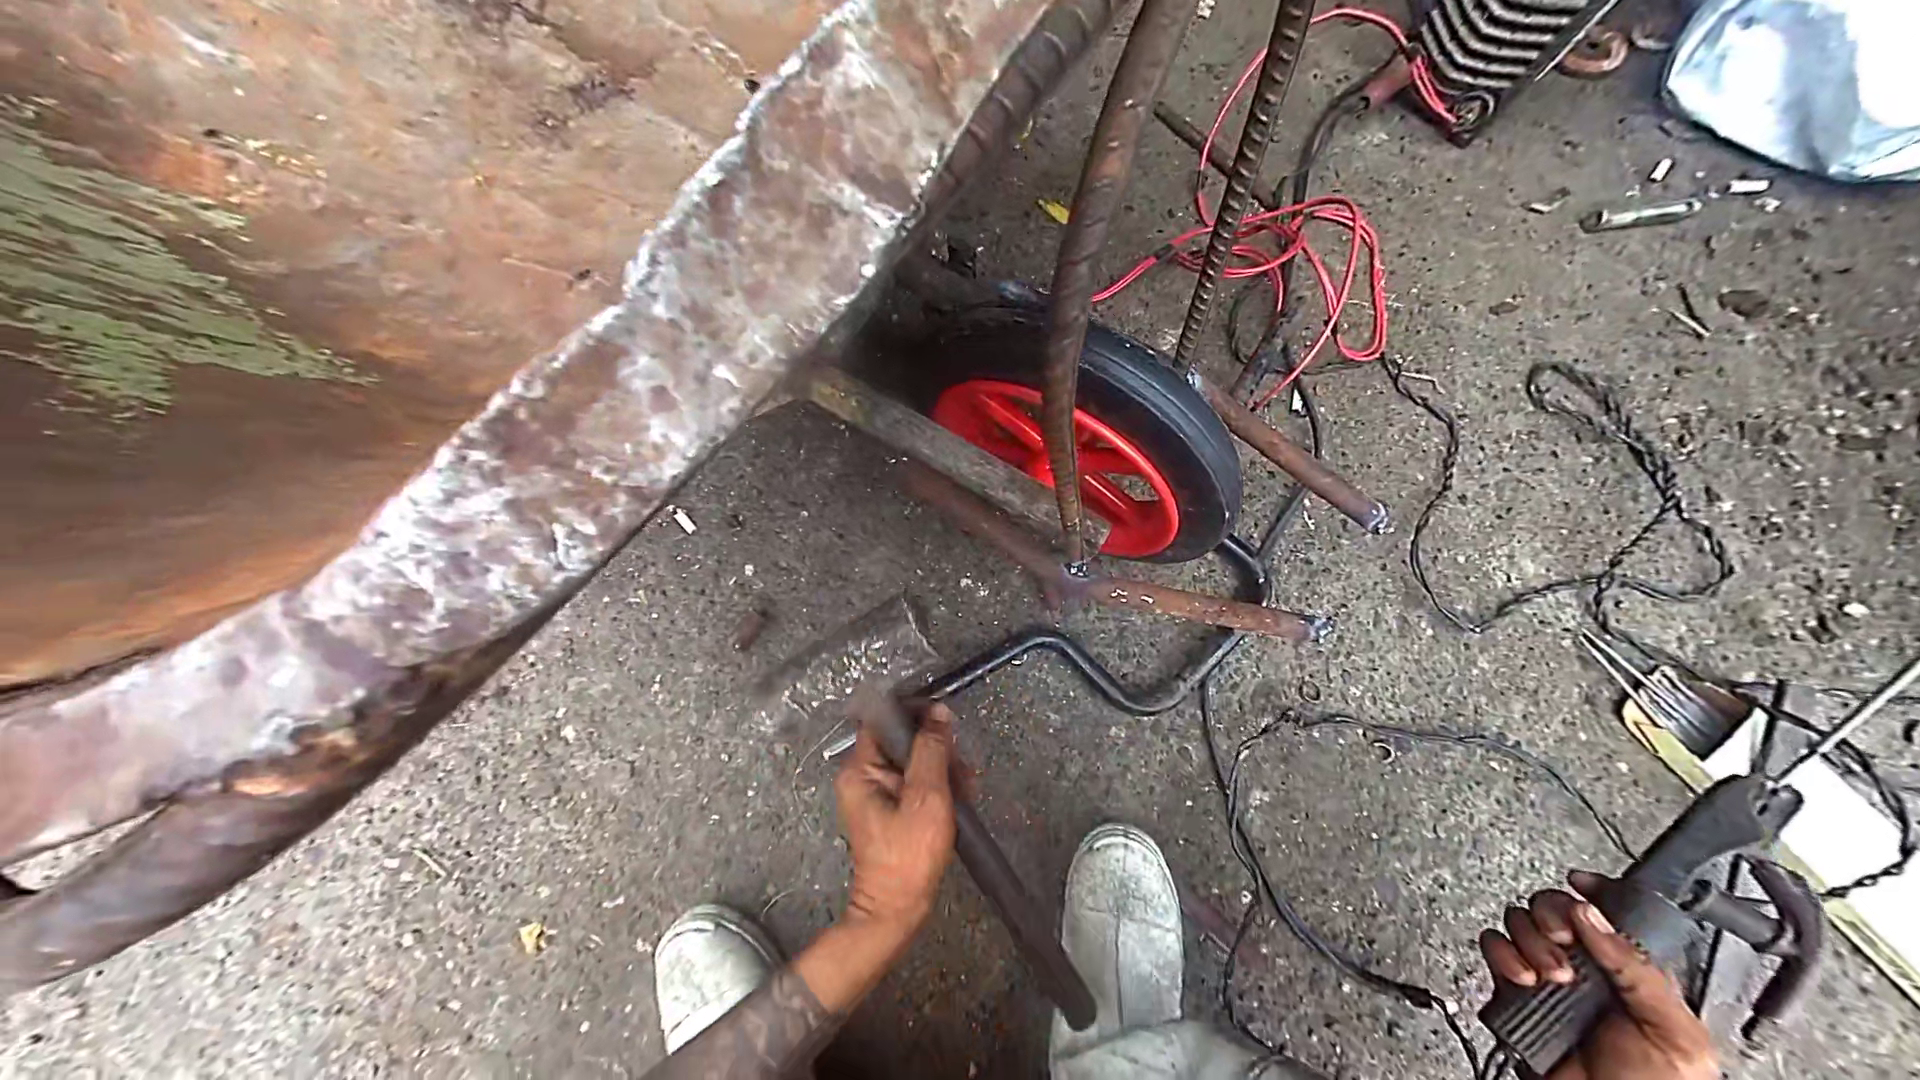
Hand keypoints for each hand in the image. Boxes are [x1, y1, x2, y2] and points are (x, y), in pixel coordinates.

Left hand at [833, 701, 958, 938]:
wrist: (899, 910)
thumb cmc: (908, 857)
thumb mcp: (926, 796)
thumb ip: (932, 750)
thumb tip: (938, 714)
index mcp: (860, 770)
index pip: (883, 721)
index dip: (913, 714)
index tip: (942, 719)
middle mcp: (862, 777)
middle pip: (902, 741)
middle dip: (935, 748)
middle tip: (960, 765)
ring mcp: (876, 794)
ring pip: (913, 761)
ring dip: (942, 768)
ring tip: (965, 786)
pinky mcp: (891, 809)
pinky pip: (915, 783)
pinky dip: (937, 785)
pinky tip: (958, 796)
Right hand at [1480, 872, 1714, 1079]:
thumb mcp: (1675, 1035)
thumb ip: (1637, 970)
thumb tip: (1589, 910)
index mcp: (1634, 972)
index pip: (1613, 913)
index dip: (1597, 890)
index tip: (1582, 882)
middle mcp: (1588, 967)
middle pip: (1554, 906)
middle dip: (1552, 915)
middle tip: (1563, 939)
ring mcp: (1546, 974)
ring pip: (1519, 921)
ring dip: (1529, 940)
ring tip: (1548, 974)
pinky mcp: (1511, 985)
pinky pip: (1492, 946)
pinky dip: (1501, 953)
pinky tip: (1521, 977)